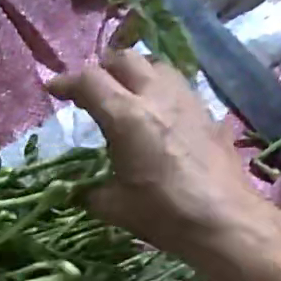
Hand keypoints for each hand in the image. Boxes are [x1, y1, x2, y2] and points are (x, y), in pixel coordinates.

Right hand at [48, 51, 280, 279]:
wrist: (225, 221)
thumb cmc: (165, 215)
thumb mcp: (117, 208)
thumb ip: (93, 193)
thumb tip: (80, 192)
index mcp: (126, 116)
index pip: (89, 81)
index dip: (66, 82)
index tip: (55, 89)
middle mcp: (157, 96)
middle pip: (125, 59)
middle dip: (103, 68)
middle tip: (94, 87)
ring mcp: (187, 101)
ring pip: (157, 66)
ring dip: (138, 72)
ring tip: (130, 92)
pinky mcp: (209, 114)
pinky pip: (181, 87)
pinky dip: (164, 91)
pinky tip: (164, 113)